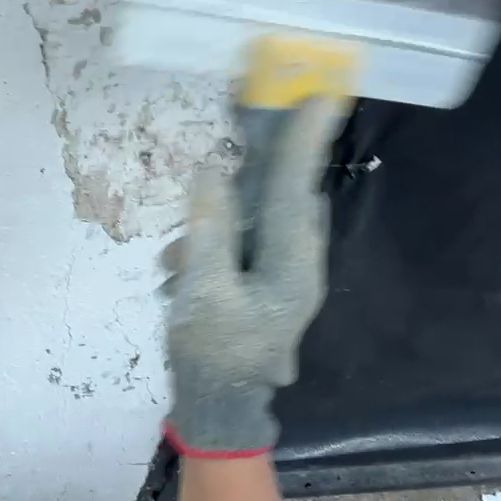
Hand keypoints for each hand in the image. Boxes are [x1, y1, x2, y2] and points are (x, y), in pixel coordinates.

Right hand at [164, 96, 345, 455]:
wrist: (217, 407)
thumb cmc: (214, 353)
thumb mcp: (203, 292)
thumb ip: (210, 229)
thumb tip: (211, 171)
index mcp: (293, 265)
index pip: (296, 190)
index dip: (305, 141)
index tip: (322, 93)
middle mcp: (296, 262)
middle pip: (277, 196)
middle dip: (255, 164)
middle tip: (242, 122)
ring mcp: (278, 273)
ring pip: (251, 220)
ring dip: (214, 222)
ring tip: (182, 263)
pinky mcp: (258, 281)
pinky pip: (236, 243)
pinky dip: (207, 247)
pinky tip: (179, 274)